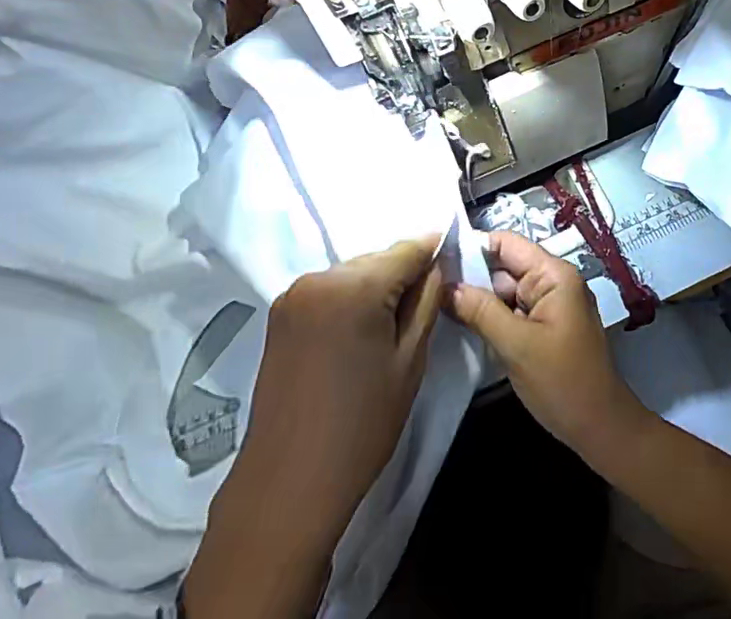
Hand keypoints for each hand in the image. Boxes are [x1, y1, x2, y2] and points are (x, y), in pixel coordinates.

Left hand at [188, 236, 446, 618]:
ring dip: (375, 288)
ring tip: (389, 328)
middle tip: (423, 306)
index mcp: (354, 287)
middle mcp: (318, 279)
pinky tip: (358, 335)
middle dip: (402, 274)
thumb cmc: (363, 423)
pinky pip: (328, 291)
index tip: (451, 258)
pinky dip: (349, 300)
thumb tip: (436, 265)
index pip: (406, 250)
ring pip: (352, 274)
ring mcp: (293, 296)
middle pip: (376, 260)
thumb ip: (427, 301)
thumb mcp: (410, 359)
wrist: (290, 480)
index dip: (432, 251)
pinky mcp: (279, 315)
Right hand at [446, 232, 648, 455]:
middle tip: (426, 288)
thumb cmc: (562, 382)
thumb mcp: (516, 345)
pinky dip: (490, 318)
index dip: (472, 248)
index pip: (507, 244)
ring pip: (503, 292)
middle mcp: (552, 283)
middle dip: (469, 278)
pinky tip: (461, 325)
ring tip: (434, 305)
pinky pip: (511, 312)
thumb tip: (444, 286)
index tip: (435, 260)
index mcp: (554, 275)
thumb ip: (480, 311)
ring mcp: (549, 306)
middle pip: (502, 267)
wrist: (600, 426)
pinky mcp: (543, 328)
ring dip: (476, 300)